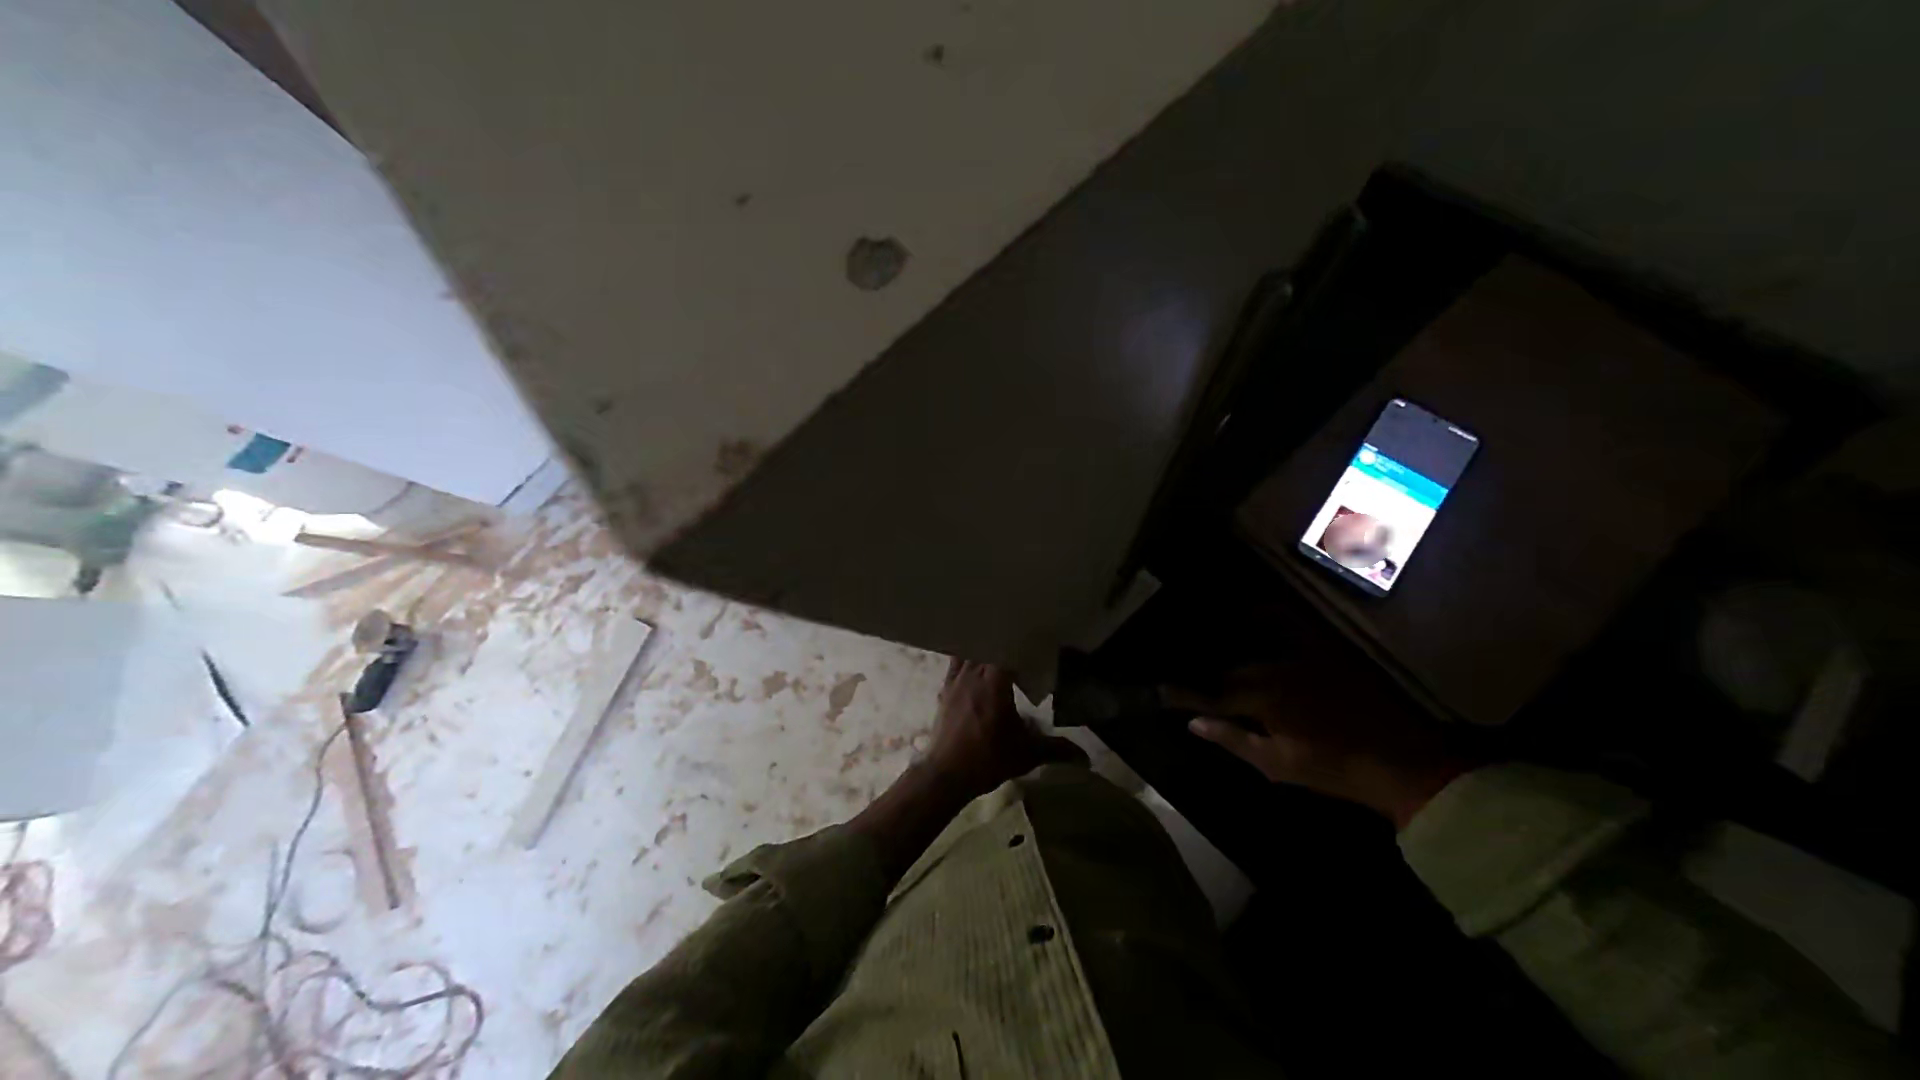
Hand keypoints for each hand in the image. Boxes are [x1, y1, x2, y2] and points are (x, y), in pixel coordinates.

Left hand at [850, 660, 1082, 883]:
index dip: (1023, 644)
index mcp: (995, 683)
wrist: (946, 774)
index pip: (1009, 648)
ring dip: (985, 650)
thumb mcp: (1027, 754)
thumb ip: (1057, 749)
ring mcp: (956, 680)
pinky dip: (967, 659)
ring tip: (1000, 652)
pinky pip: (956, 663)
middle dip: (1006, 644)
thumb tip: (1086, 757)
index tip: (1038, 644)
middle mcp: (974, 674)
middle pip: (990, 646)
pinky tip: (976, 665)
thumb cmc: (988, 759)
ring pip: (971, 652)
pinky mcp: (944, 689)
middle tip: (1023, 648)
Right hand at [1164, 658, 1476, 828]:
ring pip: (1259, 655)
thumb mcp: (1276, 764)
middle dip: (1216, 681)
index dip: (1186, 694)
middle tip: (1200, 690)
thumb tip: (1193, 722)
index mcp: (1263, 697)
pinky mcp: (1328, 655)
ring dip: (1241, 662)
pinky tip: (1260, 628)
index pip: (1213, 692)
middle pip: (1235, 671)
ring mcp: (1305, 658)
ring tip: (1227, 668)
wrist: (1401, 761)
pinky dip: (1270, 629)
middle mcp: (1278, 668)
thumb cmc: (1333, 768)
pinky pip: (1290, 635)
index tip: (1161, 692)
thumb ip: (1232, 739)